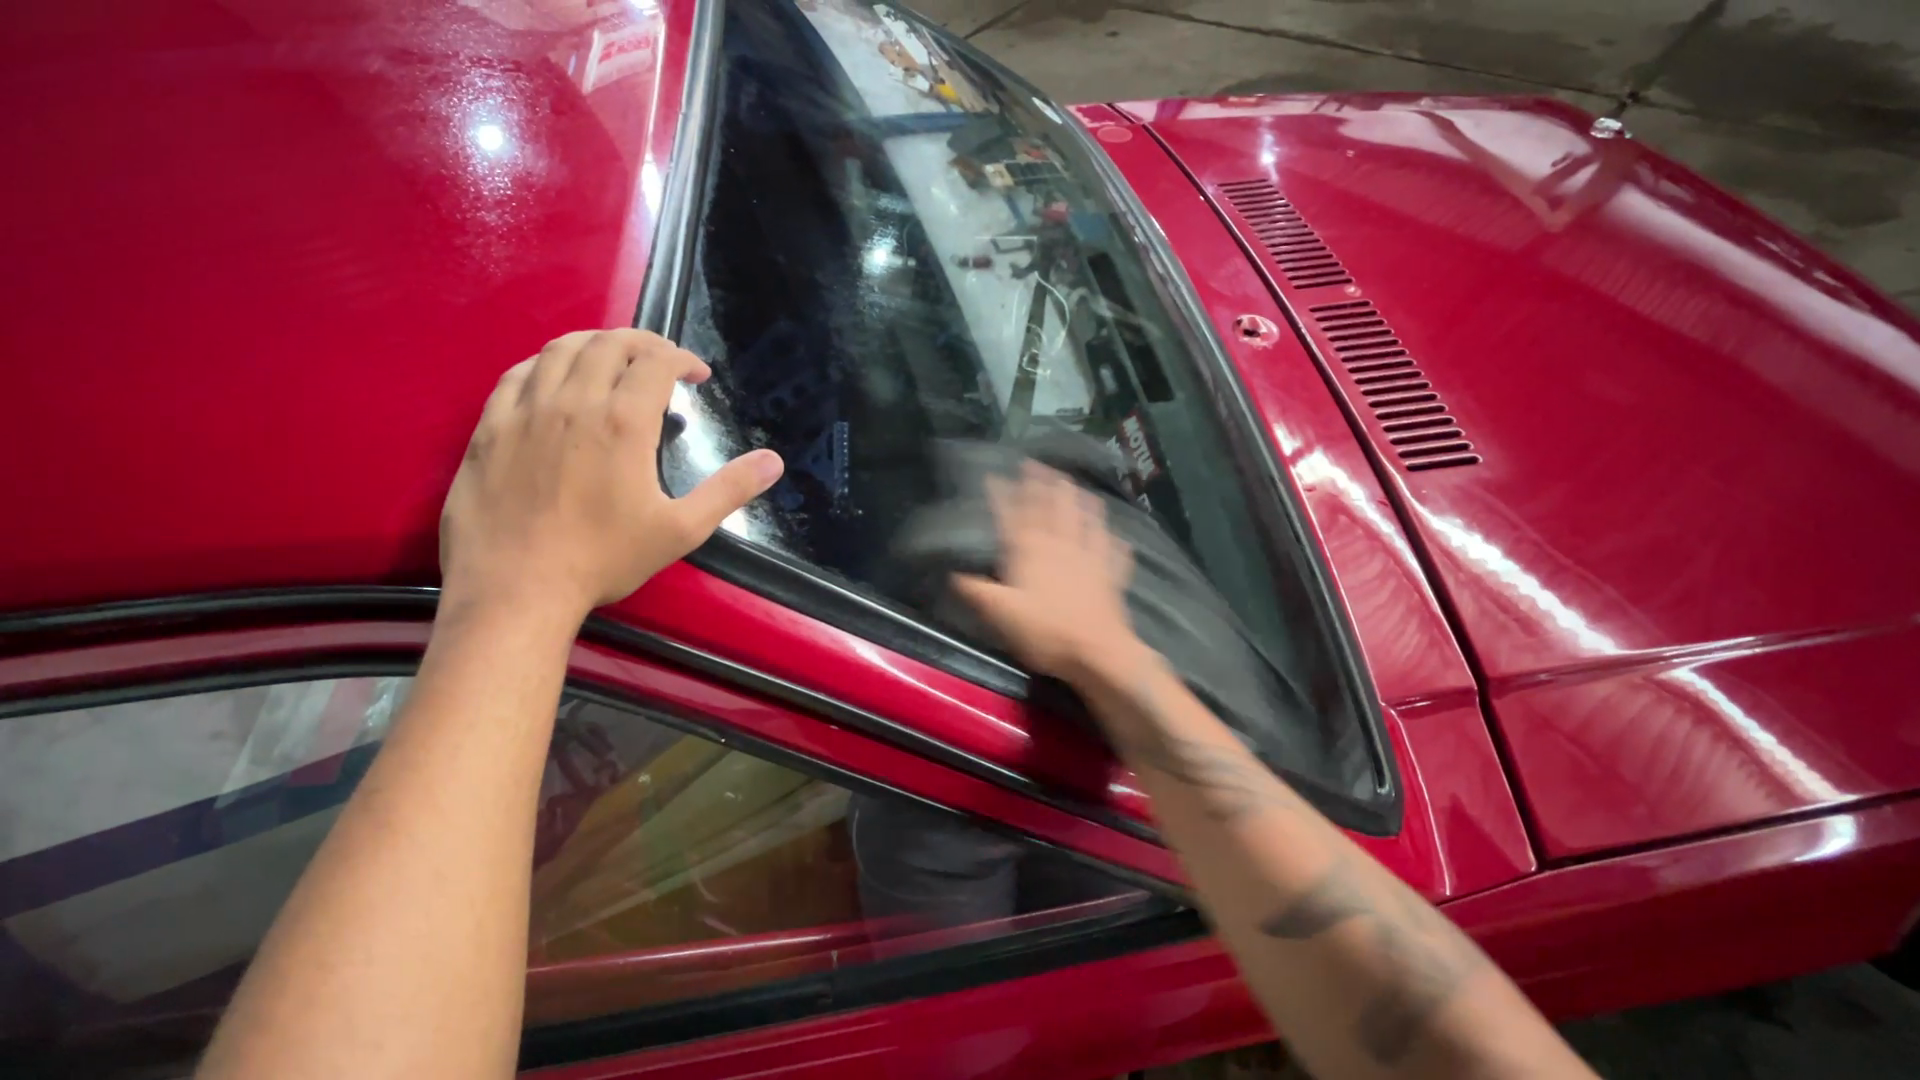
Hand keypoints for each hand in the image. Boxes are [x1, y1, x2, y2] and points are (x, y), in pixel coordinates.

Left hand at [439, 329, 782, 623]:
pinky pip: (517, 374)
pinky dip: (544, 364)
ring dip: (595, 343)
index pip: (656, 362)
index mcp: (624, 422)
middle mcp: (575, 401)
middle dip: (642, 342)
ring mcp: (526, 410)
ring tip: (611, 358)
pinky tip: (553, 379)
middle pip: (609, 344)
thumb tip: (774, 461)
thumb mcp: (680, 530)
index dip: (682, 358)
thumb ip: (728, 490)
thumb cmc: (603, 560)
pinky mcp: (490, 426)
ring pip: (561, 349)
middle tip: (660, 359)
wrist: (515, 588)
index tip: (697, 374)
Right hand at [951, 463, 1139, 678]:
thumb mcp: (1001, 613)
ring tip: (1077, 486)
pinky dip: (1115, 542)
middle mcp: (1061, 546)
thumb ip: (977, 591)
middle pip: (1054, 509)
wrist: (1098, 651)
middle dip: (1045, 484)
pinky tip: (1118, 537)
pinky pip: (1114, 553)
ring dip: (1080, 502)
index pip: (1014, 515)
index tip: (996, 474)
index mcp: (1031, 552)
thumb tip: (952, 572)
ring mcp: (1091, 559)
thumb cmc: (1046, 631)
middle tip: (1041, 464)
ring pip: (1085, 522)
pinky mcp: (1111, 577)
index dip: (1004, 494)